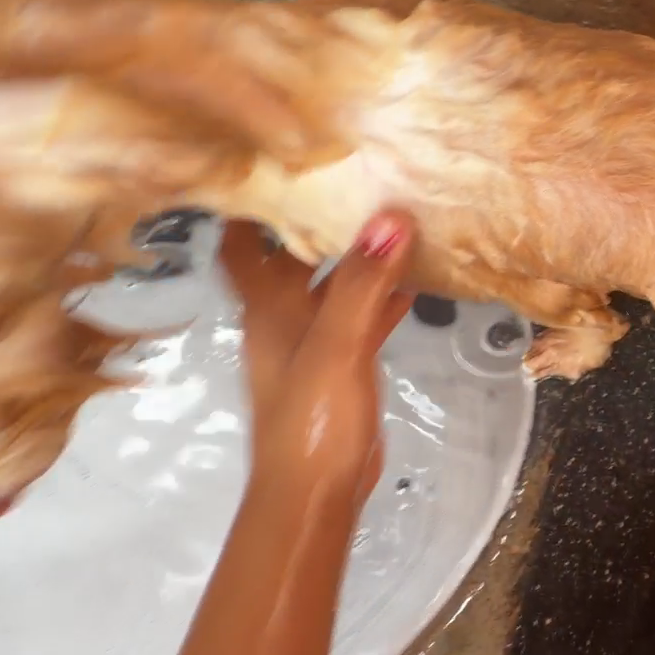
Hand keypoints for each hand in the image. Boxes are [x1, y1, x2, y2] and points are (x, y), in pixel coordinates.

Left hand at [217, 211, 414, 510]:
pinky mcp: (342, 365)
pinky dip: (378, 298)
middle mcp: (285, 320)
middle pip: (289, 261)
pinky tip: (410, 289)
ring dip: (353, 260)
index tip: (281, 166)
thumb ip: (361, 285)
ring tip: (392, 227)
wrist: (317, 487)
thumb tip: (390, 219)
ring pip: (328, 287)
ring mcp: (314, 344)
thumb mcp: (337, 345)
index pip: (244, 246)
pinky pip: (358, 317)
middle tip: (353, 185)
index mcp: (270, 310)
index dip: (252, 206)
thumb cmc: (313, 417)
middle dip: (313, 225)